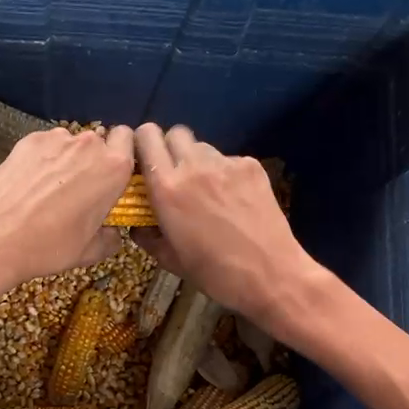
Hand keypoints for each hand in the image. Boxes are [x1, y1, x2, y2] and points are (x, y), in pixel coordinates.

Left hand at [0, 126, 135, 291]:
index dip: (123, 156)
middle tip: (80, 190)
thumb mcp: (90, 252)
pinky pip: (46, 146)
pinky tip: (30, 184)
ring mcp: (57, 139)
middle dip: (94, 161)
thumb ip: (110, 237)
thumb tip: (111, 231)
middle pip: (100, 143)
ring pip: (71, 143)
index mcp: (114, 169)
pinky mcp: (29, 140)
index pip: (130, 141)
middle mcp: (89, 145)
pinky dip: (44, 159)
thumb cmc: (49, 247)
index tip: (113, 178)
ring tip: (50, 189)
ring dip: (68, 160)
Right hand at [132, 123, 315, 322]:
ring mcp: (225, 163)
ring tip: (206, 191)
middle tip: (175, 174)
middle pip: (175, 133)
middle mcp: (193, 166)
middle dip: (170, 148)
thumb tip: (138, 224)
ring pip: (202, 147)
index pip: (146, 137)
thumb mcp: (170, 260)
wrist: (270, 275)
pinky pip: (228, 160)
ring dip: (197, 162)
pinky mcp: (251, 166)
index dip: (143, 144)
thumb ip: (148, 236)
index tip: (145, 161)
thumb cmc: (214, 273)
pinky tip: (234, 199)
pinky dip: (225, 174)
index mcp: (166, 188)